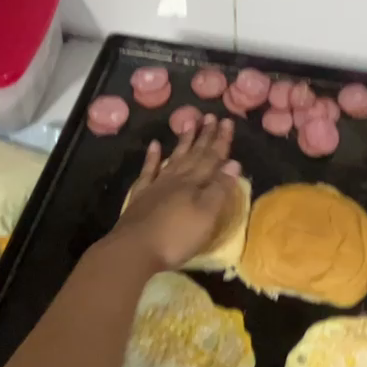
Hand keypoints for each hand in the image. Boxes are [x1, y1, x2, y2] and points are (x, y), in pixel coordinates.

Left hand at [107, 115, 240, 271]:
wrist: (133, 250)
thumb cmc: (176, 236)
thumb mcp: (206, 216)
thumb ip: (220, 189)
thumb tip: (233, 163)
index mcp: (195, 184)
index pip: (212, 158)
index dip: (221, 141)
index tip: (227, 122)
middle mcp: (177, 179)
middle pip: (194, 154)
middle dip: (205, 135)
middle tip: (211, 116)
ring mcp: (156, 186)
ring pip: (174, 157)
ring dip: (183, 141)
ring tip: (189, 122)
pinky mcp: (141, 197)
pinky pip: (148, 171)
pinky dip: (152, 157)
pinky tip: (154, 145)